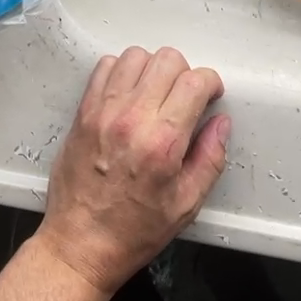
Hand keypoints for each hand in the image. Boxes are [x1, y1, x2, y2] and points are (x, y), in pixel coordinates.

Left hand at [31, 47, 229, 298]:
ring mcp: (104, 110)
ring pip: (137, 55)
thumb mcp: (185, 205)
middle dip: (185, 73)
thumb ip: (210, 159)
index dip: (210, 82)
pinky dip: (122, 71)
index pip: (194, 82)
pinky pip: (106, 66)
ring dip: (152, 69)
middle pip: (168, 59)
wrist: (80, 245)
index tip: (211, 94)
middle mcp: (132, 118)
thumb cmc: (131, 231)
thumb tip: (221, 123)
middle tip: (185, 96)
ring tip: (156, 93)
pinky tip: (129, 94)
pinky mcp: (84, 110)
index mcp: (162, 142)